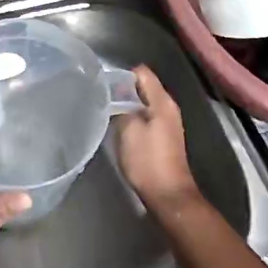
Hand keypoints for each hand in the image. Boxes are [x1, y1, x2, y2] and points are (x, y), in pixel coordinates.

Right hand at [114, 65, 201, 208]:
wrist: (167, 195)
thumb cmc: (147, 161)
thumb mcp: (128, 130)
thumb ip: (121, 106)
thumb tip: (115, 93)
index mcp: (162, 101)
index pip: (141, 72)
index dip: (121, 75)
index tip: (103, 85)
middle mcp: (168, 107)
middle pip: (142, 86)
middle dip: (121, 90)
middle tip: (100, 98)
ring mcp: (167, 122)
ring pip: (142, 102)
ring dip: (125, 105)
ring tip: (106, 112)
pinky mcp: (163, 136)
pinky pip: (145, 116)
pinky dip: (132, 117)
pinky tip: (118, 127)